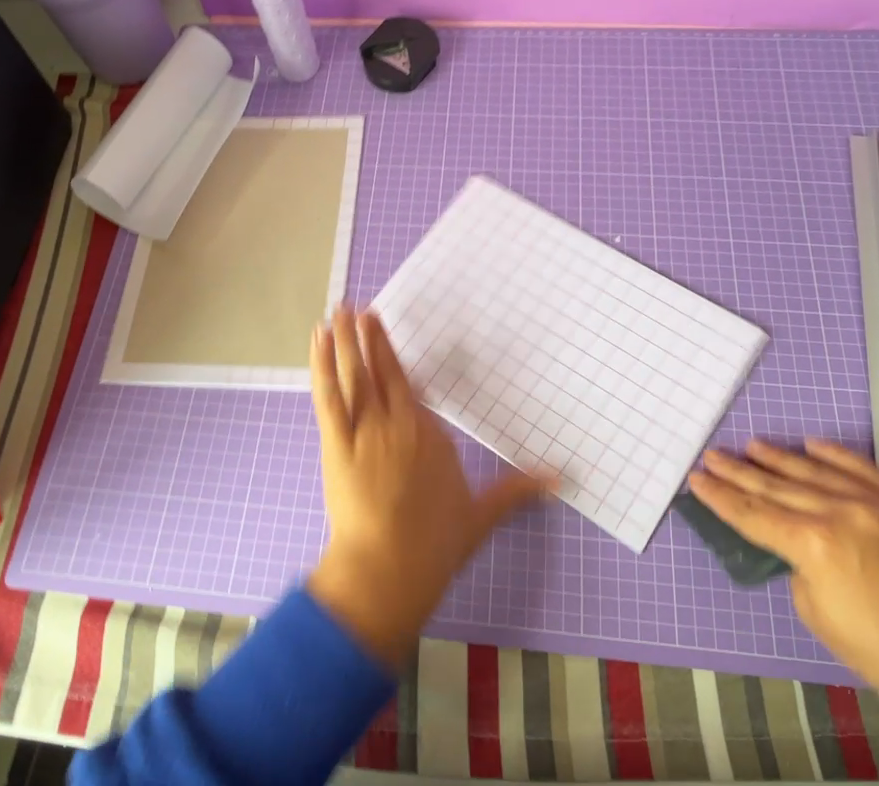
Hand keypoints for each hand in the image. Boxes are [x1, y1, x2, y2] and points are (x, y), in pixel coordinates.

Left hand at [305, 307, 547, 670]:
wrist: (390, 568)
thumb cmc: (435, 544)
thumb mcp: (481, 515)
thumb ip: (516, 491)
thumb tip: (558, 479)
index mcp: (431, 435)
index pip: (412, 391)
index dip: (395, 364)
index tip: (388, 340)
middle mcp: (399, 423)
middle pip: (384, 372)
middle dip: (372, 339)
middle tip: (364, 310)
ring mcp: (366, 430)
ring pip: (355, 375)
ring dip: (346, 340)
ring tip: (340, 310)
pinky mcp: (336, 443)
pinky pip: (329, 396)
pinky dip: (322, 365)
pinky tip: (319, 339)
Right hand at [689, 439, 878, 781]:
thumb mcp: (819, 615)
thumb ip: (802, 569)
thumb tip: (805, 548)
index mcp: (812, 545)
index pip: (753, 515)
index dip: (720, 498)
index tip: (696, 479)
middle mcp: (839, 513)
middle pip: (776, 488)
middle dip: (739, 472)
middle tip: (712, 455)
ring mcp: (876, 503)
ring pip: (815, 472)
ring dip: (778, 458)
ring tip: (750, 445)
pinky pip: (863, 469)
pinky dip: (834, 455)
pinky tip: (811, 444)